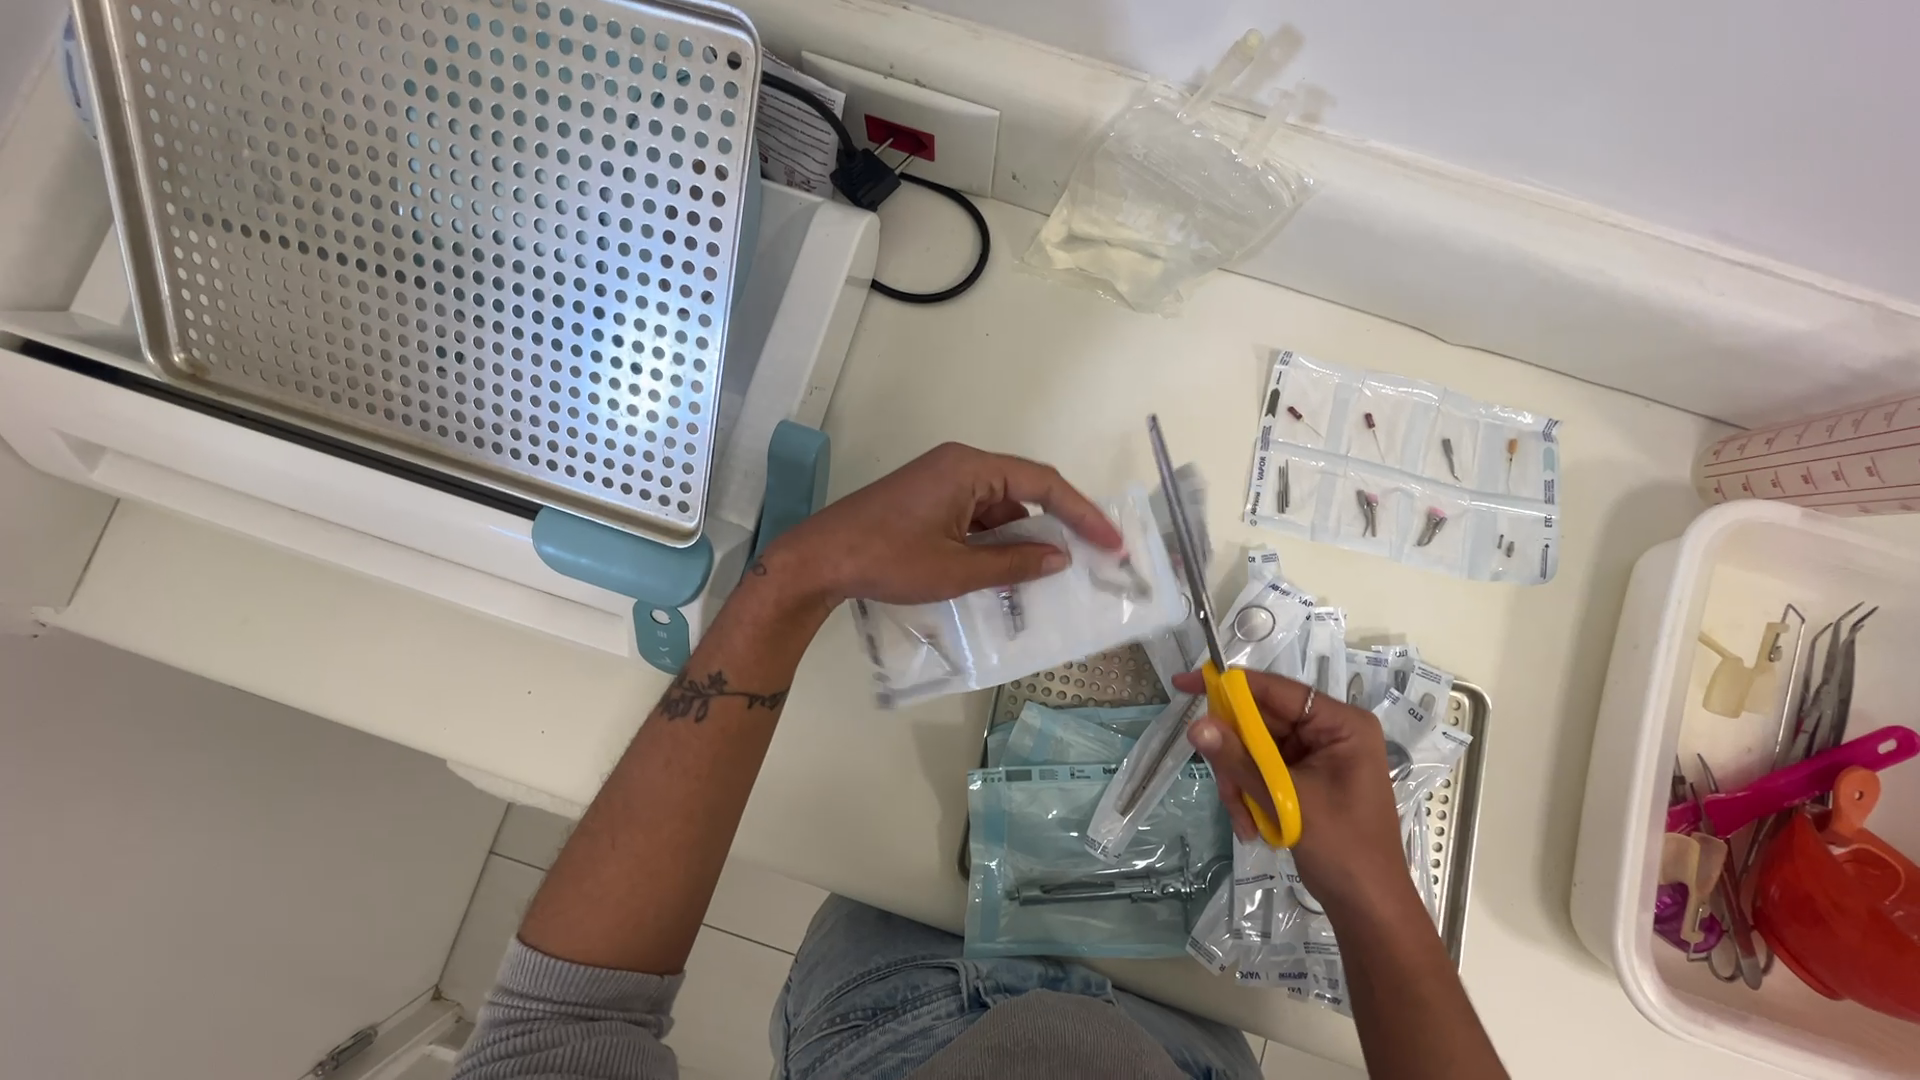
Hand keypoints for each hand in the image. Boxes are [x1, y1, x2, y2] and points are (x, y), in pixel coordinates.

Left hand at [770, 442, 1122, 607]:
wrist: (819, 560)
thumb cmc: (888, 560)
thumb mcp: (957, 570)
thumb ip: (1013, 563)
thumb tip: (1060, 558)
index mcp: (970, 469)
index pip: (1043, 484)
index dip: (1082, 513)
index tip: (1110, 541)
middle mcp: (960, 465)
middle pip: (1023, 491)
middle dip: (1054, 526)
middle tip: (1086, 560)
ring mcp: (941, 481)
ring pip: (999, 507)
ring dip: (1019, 539)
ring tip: (1041, 578)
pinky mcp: (928, 499)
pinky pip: (975, 516)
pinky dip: (992, 541)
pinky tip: (1001, 572)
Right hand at [1175, 669, 1407, 909]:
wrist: (1368, 906)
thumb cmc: (1344, 848)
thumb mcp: (1288, 800)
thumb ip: (1240, 761)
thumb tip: (1196, 726)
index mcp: (1341, 724)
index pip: (1276, 690)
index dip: (1229, 685)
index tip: (1184, 683)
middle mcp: (1328, 731)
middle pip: (1259, 721)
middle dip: (1234, 755)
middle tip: (1222, 783)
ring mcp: (1314, 755)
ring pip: (1253, 748)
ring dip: (1239, 781)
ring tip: (1243, 819)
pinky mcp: (1302, 777)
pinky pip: (1260, 771)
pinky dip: (1248, 794)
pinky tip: (1251, 826)